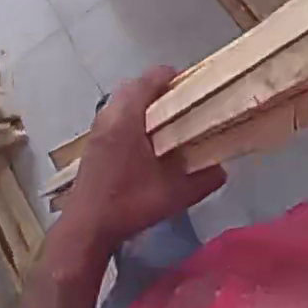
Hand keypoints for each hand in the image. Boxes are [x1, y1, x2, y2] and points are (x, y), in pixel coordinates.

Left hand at [61, 66, 226, 254]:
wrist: (84, 231)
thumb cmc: (127, 204)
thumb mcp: (172, 195)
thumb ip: (201, 181)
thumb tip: (223, 171)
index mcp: (128, 117)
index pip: (150, 78)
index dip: (171, 76)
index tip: (190, 85)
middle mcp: (110, 116)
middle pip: (134, 85)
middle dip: (156, 87)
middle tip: (178, 101)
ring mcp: (97, 129)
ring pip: (121, 99)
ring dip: (140, 101)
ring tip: (162, 119)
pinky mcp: (92, 143)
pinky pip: (113, 114)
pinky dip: (128, 115)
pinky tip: (141, 140)